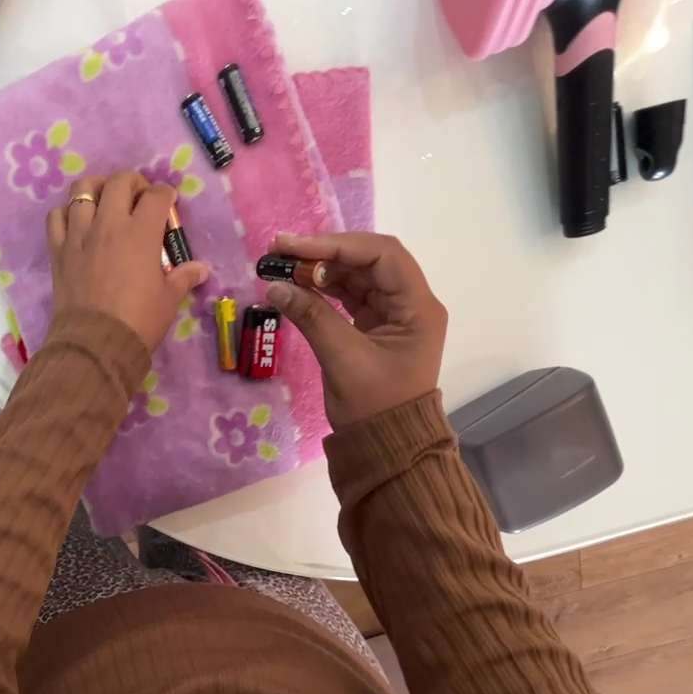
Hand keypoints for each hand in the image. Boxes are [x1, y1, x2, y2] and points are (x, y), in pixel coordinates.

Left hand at [46, 172, 210, 353]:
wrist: (96, 344)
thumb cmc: (138, 321)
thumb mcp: (168, 300)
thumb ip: (183, 278)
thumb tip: (203, 269)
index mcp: (141, 233)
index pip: (156, 195)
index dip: (166, 194)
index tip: (168, 202)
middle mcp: (109, 224)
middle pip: (119, 181)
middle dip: (133, 182)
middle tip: (138, 197)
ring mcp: (79, 235)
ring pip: (82, 190)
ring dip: (96, 189)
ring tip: (103, 200)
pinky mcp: (58, 251)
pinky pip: (56, 217)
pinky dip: (65, 213)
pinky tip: (76, 222)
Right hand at [265, 232, 447, 427]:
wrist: (386, 448)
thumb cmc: (373, 406)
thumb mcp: (343, 360)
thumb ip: (311, 318)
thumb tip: (274, 287)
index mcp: (417, 307)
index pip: (381, 255)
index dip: (337, 245)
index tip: (295, 247)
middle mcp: (410, 303)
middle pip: (368, 261)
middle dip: (325, 252)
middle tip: (280, 249)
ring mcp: (392, 316)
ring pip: (357, 277)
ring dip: (320, 269)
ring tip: (281, 265)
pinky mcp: (373, 329)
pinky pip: (348, 298)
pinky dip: (322, 290)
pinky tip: (296, 287)